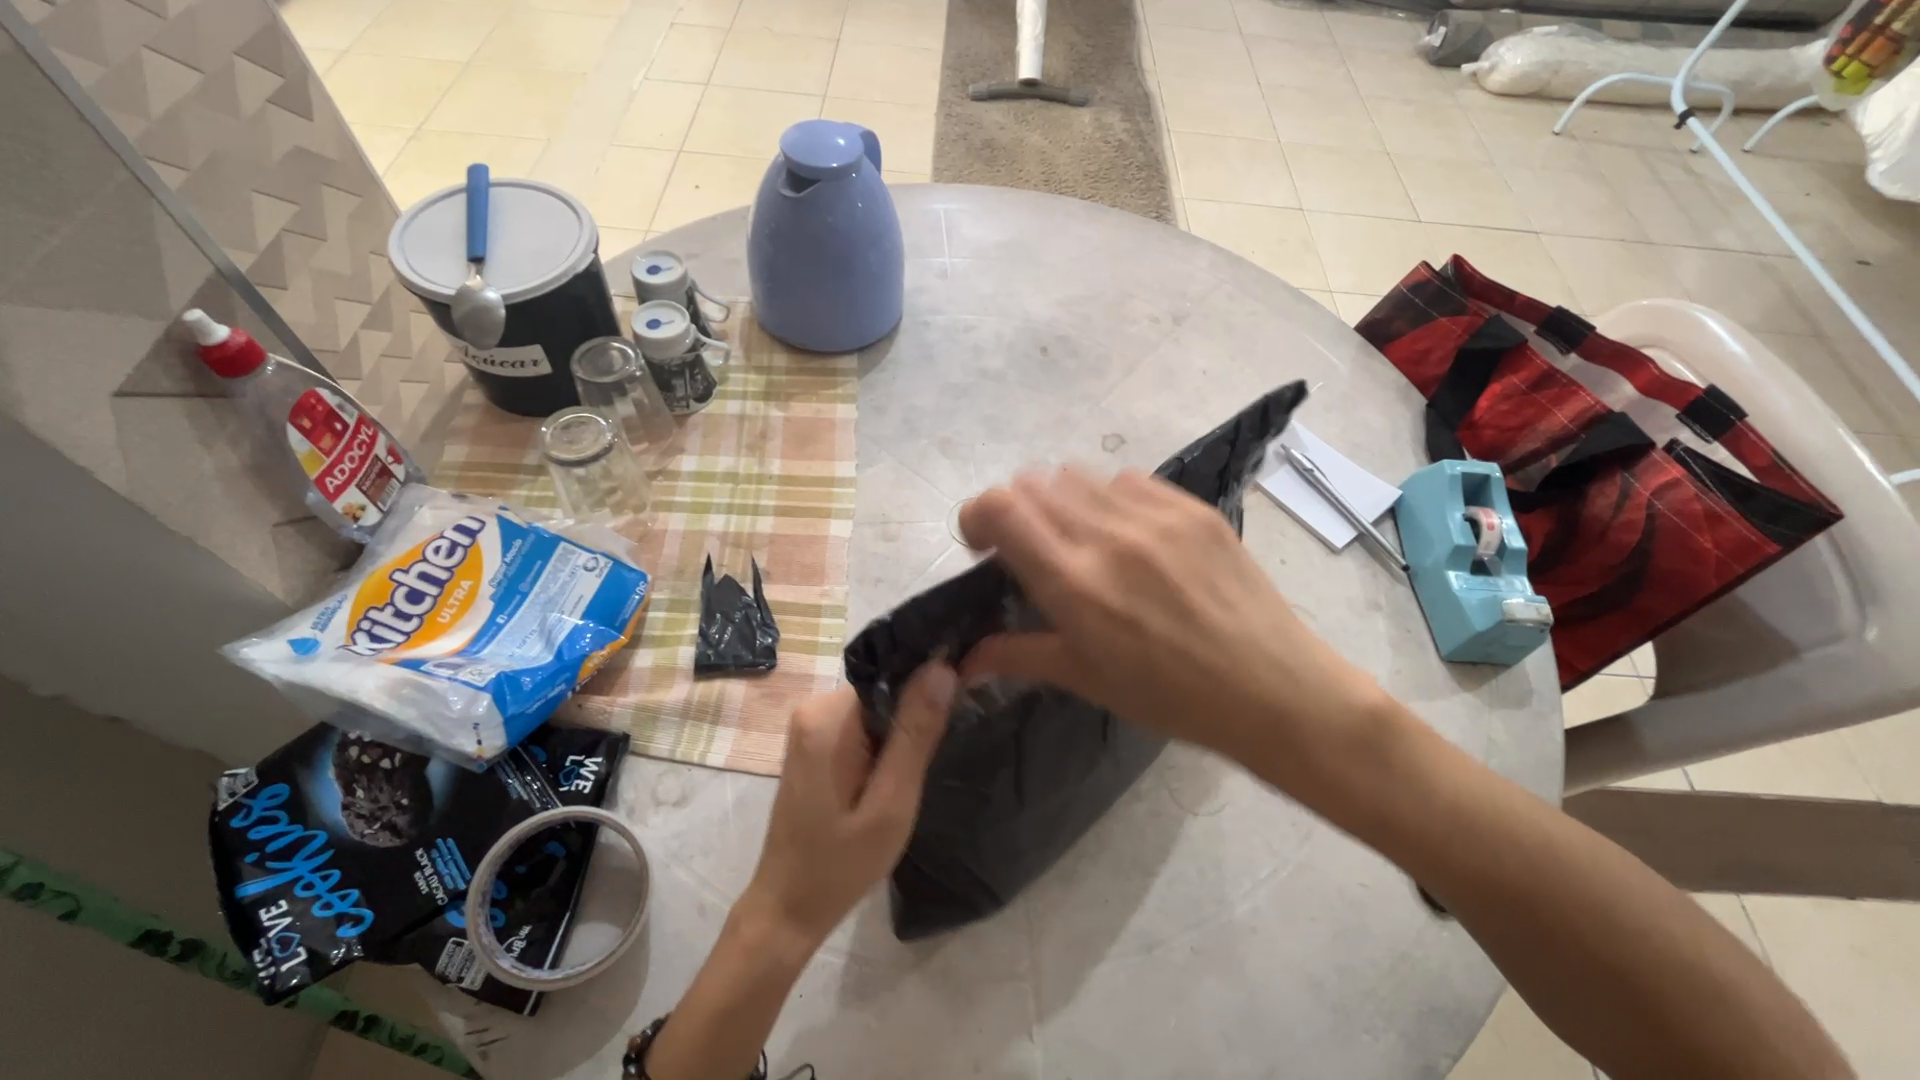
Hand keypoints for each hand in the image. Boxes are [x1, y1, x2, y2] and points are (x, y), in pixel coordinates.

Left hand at [741, 665, 956, 946]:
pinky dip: (884, 747)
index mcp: (827, 717)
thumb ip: (916, 734)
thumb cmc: (840, 864)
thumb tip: (942, 668)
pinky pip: (862, 729)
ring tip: (923, 768)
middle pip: (884, 693)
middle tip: (941, 754)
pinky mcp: (814, 746)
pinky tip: (898, 776)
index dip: (929, 691)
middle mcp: (813, 709)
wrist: (788, 908)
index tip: (962, 710)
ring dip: (902, 736)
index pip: (892, 677)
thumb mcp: (891, 803)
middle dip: (915, 718)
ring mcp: (810, 728)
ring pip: (876, 712)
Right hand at [957, 467, 1387, 762]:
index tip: (984, 546)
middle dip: (1016, 510)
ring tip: (1080, 540)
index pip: (1001, 507)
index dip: (978, 516)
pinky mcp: (1193, 508)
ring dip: (1062, 501)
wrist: (1270, 688)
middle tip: (1029, 548)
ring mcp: (1156, 516)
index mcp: (1074, 583)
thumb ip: (1018, 655)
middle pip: (1033, 482)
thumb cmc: (1170, 696)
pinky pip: (1129, 481)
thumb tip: (966, 657)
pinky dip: (1110, 499)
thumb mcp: (1086, 679)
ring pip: (1079, 475)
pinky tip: (1128, 536)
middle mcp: (1109, 536)